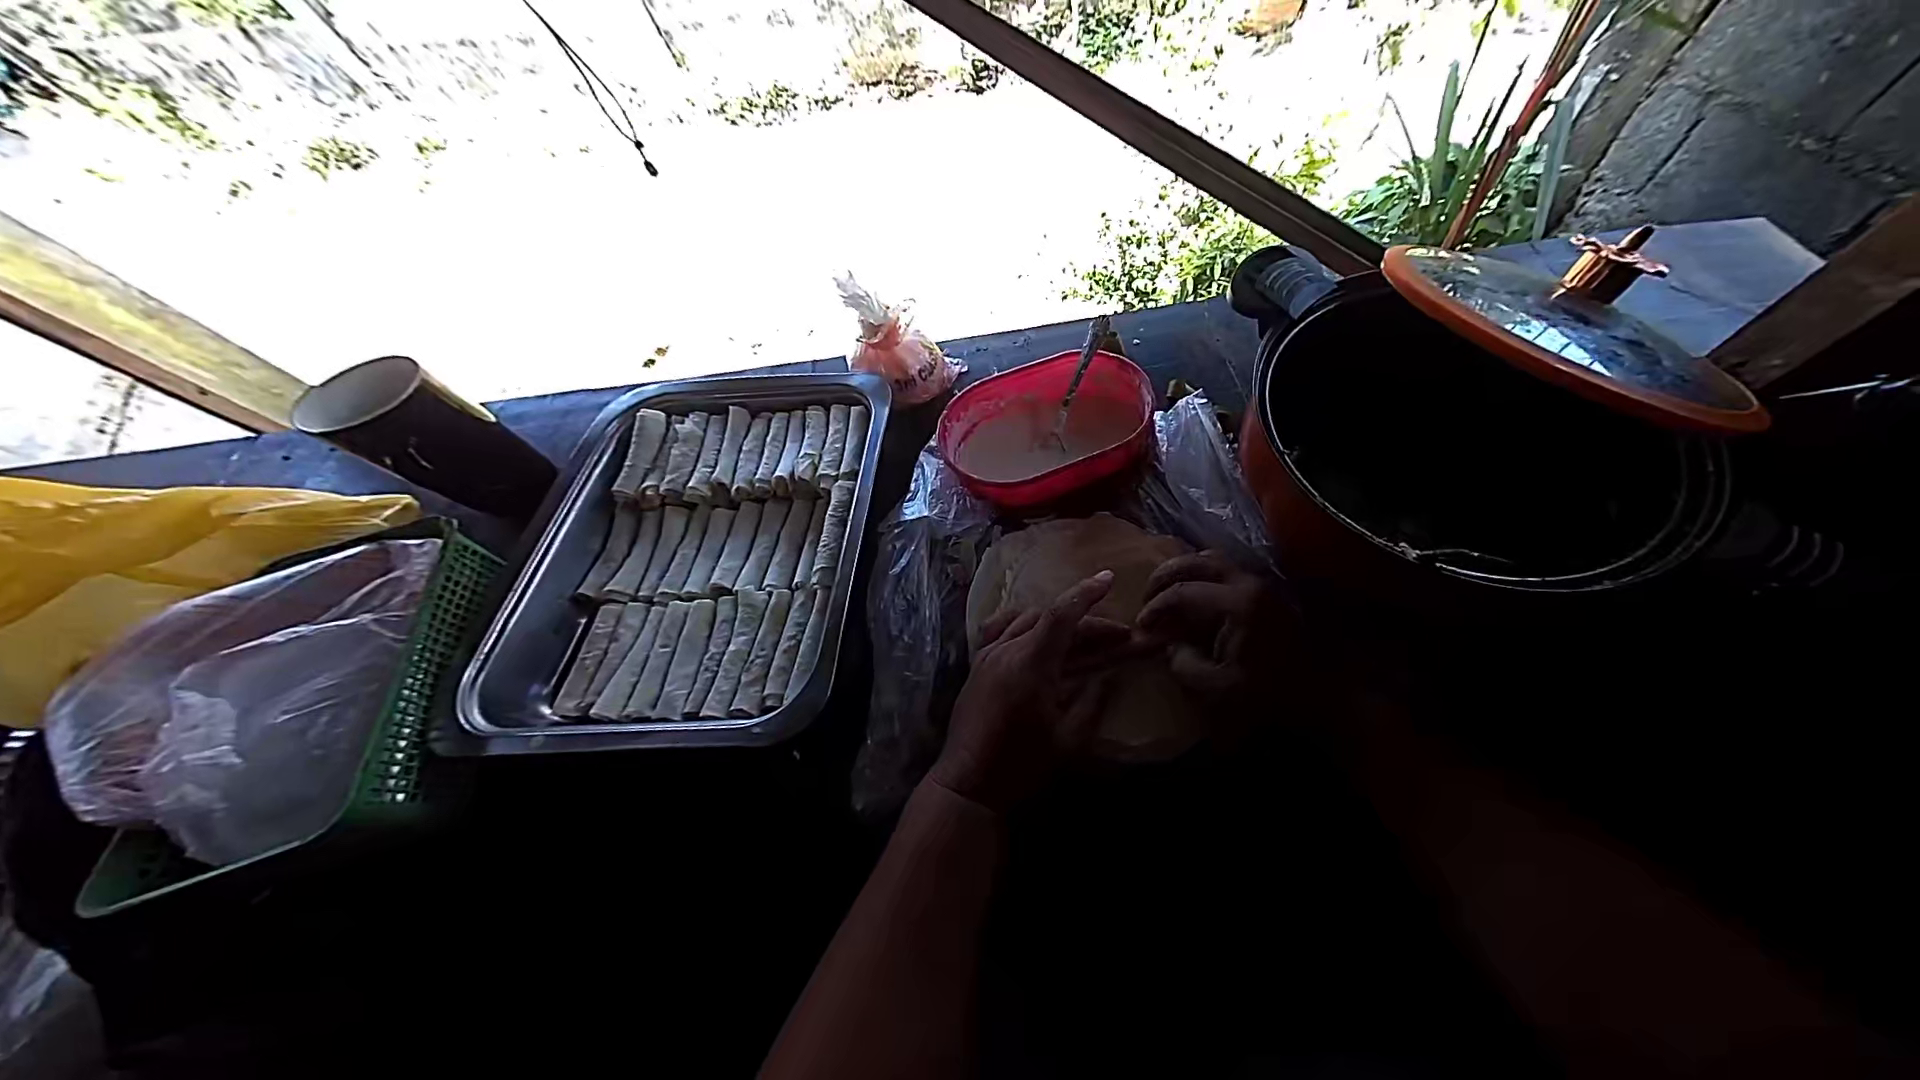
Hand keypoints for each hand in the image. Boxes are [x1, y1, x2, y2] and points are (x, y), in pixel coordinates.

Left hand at [929, 571, 1131, 811]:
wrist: (968, 784)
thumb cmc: (1022, 766)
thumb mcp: (1069, 740)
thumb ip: (1092, 703)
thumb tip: (1109, 677)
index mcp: (1030, 663)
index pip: (1061, 614)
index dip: (1087, 594)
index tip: (1108, 578)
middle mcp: (1005, 650)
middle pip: (1048, 618)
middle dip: (1084, 621)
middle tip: (1116, 638)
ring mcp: (986, 656)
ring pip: (1023, 620)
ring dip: (1054, 620)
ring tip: (1080, 634)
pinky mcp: (976, 666)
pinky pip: (998, 629)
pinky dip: (1021, 623)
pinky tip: (1032, 632)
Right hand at [1135, 550, 1297, 709]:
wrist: (1323, 705)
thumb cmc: (1267, 699)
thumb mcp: (1213, 689)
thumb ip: (1182, 662)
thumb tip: (1170, 643)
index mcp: (1237, 604)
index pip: (1182, 593)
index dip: (1155, 608)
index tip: (1141, 626)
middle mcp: (1250, 584)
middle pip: (1196, 563)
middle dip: (1164, 577)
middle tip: (1146, 598)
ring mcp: (1262, 586)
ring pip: (1213, 561)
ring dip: (1184, 572)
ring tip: (1166, 593)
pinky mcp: (1268, 596)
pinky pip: (1227, 572)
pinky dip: (1203, 577)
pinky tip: (1193, 597)